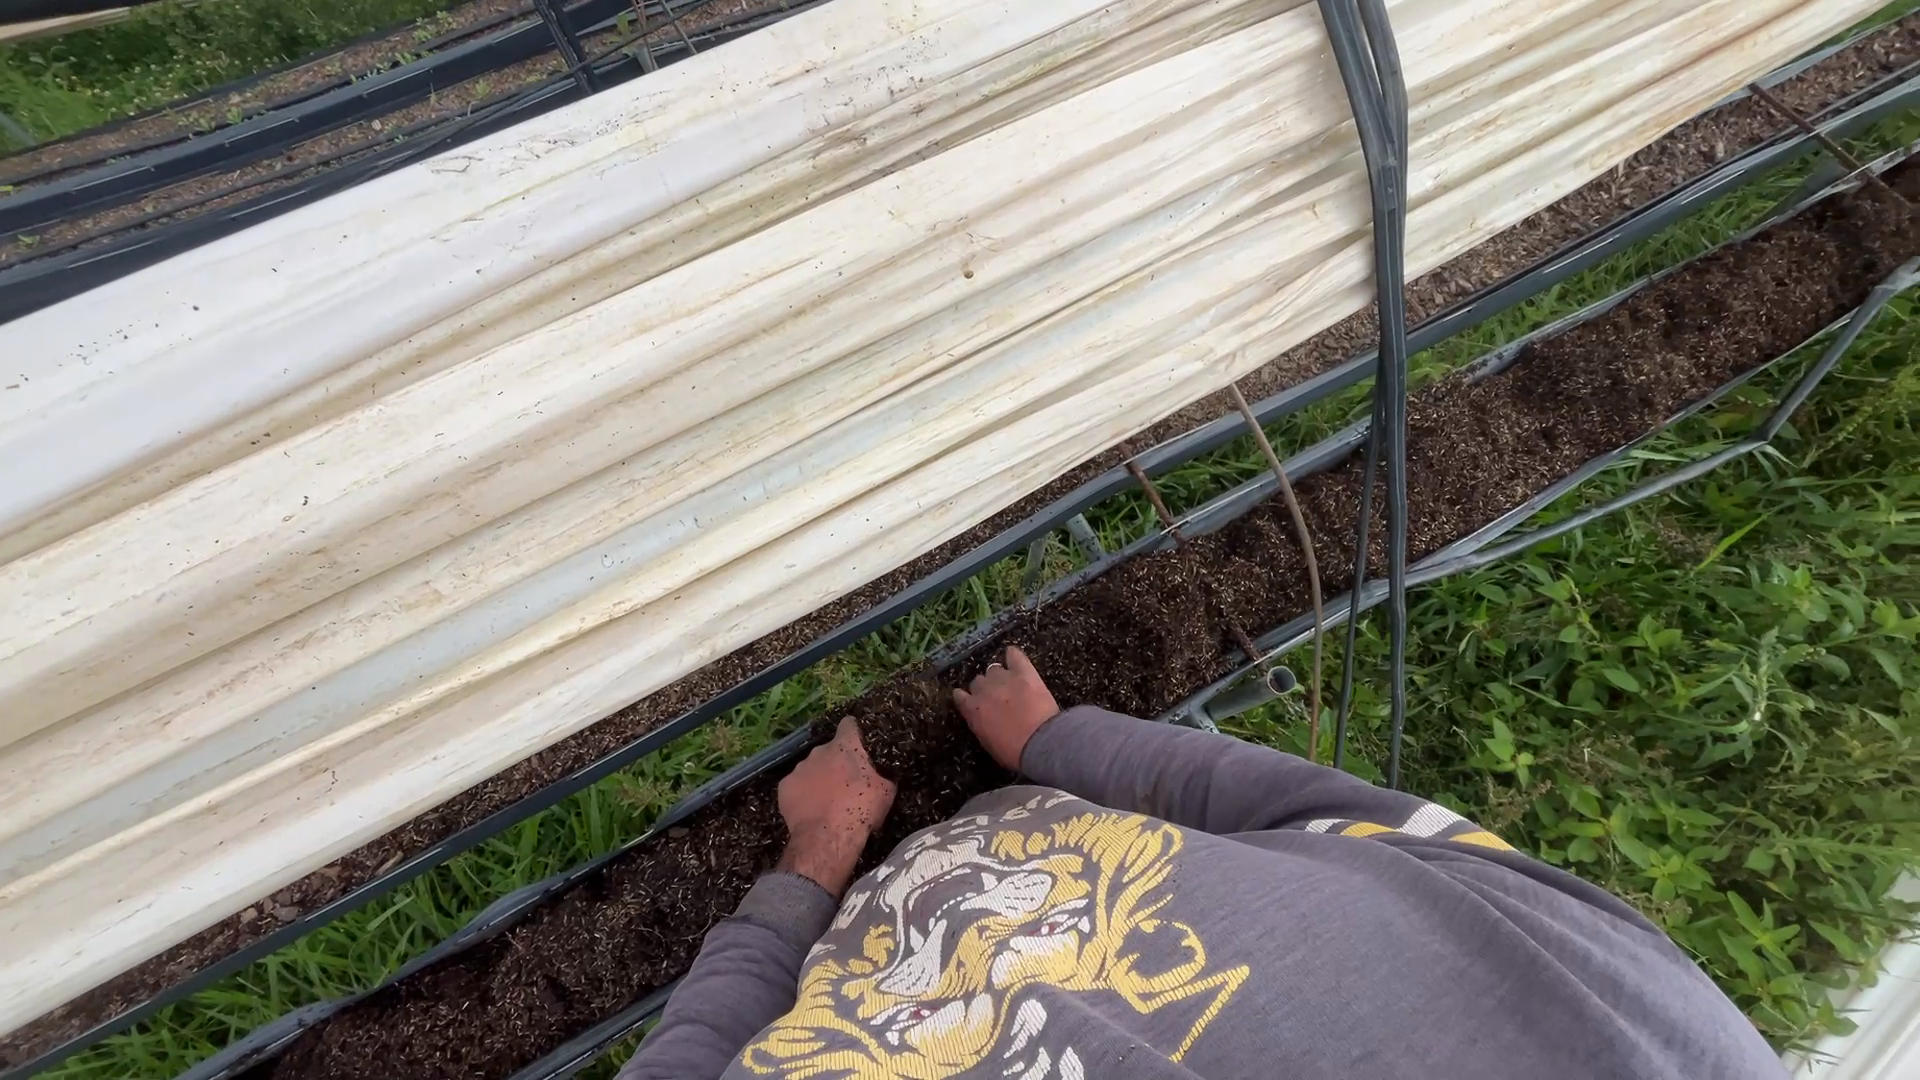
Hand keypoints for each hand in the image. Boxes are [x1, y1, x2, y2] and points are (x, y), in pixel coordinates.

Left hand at [776, 718, 894, 897]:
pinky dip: (801, 795)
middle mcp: (819, 750)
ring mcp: (799, 768)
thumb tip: (880, 777)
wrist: (828, 836)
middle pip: (829, 751)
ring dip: (818, 779)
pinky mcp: (784, 787)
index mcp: (845, 746)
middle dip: (836, 763)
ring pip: (810, 768)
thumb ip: (882, 776)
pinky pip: (795, 786)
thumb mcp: (886, 791)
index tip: (858, 743)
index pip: (849, 724)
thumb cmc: (861, 809)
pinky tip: (809, 810)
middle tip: (845, 785)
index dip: (854, 732)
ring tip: (825, 802)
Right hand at [952, 646, 1059, 770]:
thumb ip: (981, 724)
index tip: (971, 701)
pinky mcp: (1024, 672)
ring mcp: (1003, 678)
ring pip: (994, 668)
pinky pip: (1014, 655)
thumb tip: (983, 718)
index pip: (960, 696)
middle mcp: (983, 690)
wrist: (1040, 742)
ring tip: (1009, 683)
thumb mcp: (988, 742)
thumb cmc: (1014, 752)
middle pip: (977, 681)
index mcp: (972, 710)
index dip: (966, 698)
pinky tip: (1014, 657)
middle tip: (997, 698)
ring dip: (999, 675)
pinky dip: (1013, 656)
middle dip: (985, 688)